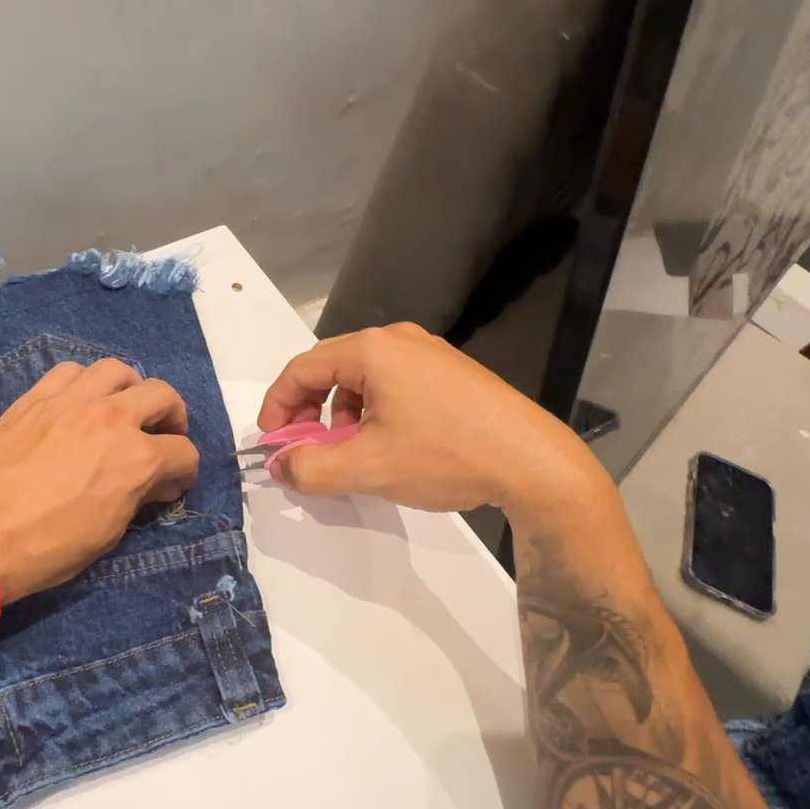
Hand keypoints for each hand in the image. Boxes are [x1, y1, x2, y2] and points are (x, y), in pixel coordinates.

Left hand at [0, 358, 199, 604]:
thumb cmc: (45, 548)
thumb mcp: (107, 534)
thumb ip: (137, 497)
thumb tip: (153, 483)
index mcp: (136, 459)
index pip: (183, 452)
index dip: (184, 471)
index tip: (171, 484)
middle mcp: (110, 418)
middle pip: (162, 394)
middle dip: (172, 416)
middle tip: (162, 435)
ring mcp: (71, 400)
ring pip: (117, 370)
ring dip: (129, 389)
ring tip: (121, 409)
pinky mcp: (36, 396)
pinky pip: (71, 371)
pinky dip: (85, 383)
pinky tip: (78, 403)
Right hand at [256, 323, 608, 521]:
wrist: (536, 464)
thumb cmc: (446, 456)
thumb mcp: (367, 468)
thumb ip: (309, 468)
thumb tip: (279, 466)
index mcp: (371, 349)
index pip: (301, 369)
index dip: (277, 407)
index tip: (273, 444)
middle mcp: (396, 339)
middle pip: (329, 369)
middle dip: (308, 413)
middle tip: (305, 451)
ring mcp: (427, 352)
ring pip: (360, 378)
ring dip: (340, 415)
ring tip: (351, 454)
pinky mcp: (450, 372)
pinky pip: (391, 383)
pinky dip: (372, 411)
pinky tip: (388, 445)